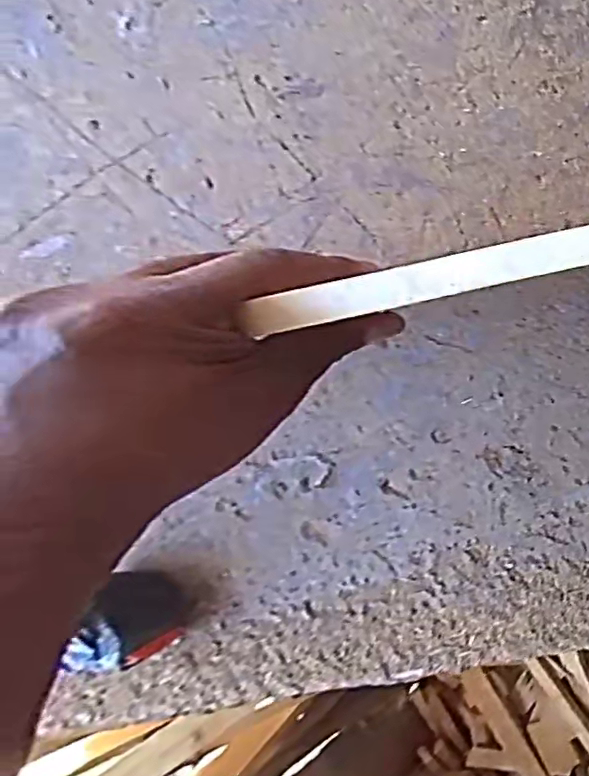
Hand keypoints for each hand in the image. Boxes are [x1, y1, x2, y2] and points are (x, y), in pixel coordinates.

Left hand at [0, 250, 401, 536]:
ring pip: (172, 278)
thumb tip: (367, 321)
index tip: (366, 279)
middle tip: (323, 310)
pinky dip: (175, 311)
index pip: (263, 267)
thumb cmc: (139, 465)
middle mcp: (84, 301)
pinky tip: (195, 340)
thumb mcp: (260, 396)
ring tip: (252, 335)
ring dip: (225, 298)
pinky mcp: (31, 323)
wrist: (46, 510)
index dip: (327, 271)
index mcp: (143, 315)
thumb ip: (319, 345)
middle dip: (279, 286)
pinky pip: (128, 297)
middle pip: (216, 266)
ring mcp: (48, 309)